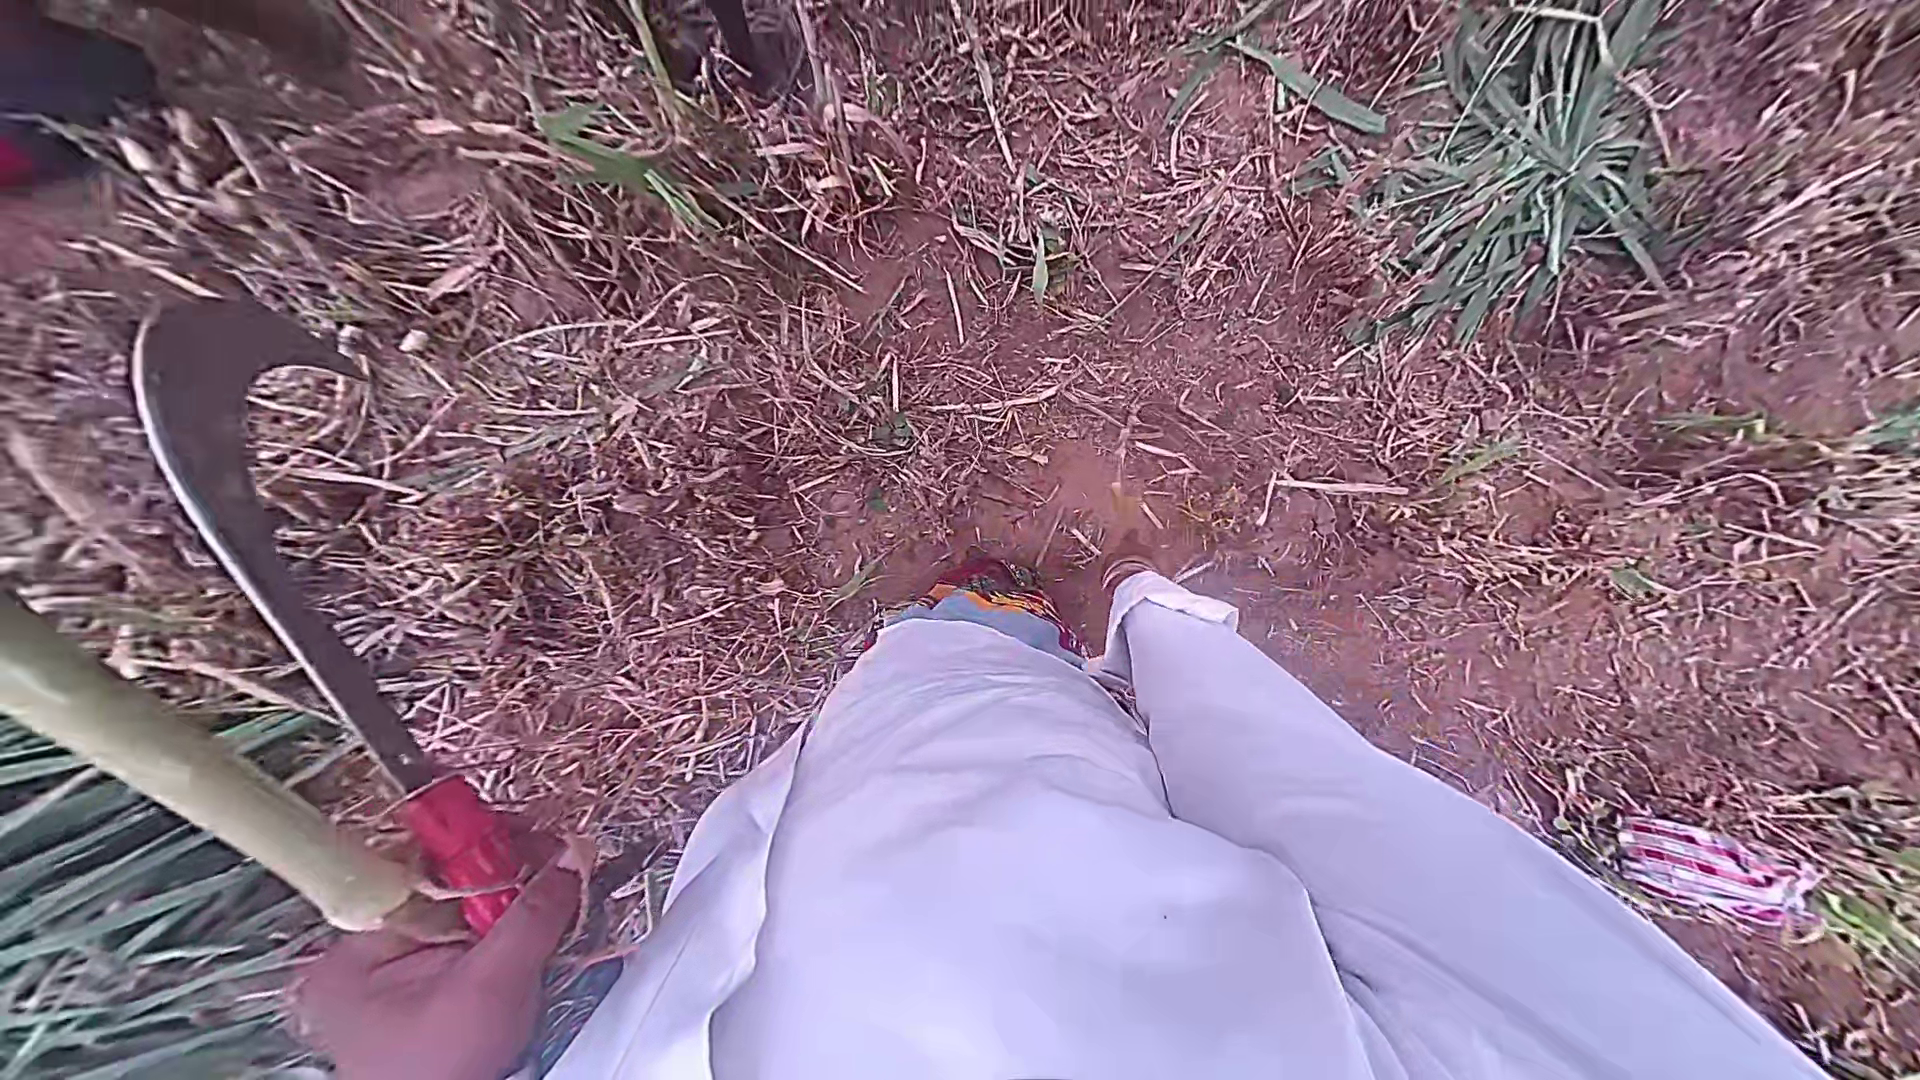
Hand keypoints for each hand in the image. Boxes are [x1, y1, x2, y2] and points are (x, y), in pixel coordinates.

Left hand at [290, 850, 583, 1079]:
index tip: (527, 831)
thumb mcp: (493, 984)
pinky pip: (484, 918)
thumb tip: (574, 854)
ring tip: (561, 887)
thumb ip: (535, 912)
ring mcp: (408, 957)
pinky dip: (521, 909)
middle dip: (511, 863)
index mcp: (359, 948)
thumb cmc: (447, 1067)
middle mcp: (376, 945)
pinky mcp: (441, 967)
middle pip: (451, 873)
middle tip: (559, 860)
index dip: (473, 839)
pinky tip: (547, 910)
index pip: (415, 862)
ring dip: (524, 886)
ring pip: (474, 894)